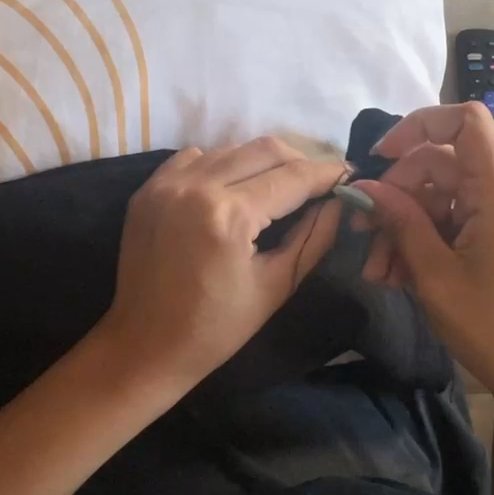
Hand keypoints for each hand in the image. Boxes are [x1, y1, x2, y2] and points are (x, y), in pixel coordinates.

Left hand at [97, 137, 345, 386]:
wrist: (144, 345)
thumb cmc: (216, 328)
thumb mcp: (276, 287)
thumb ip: (313, 238)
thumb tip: (339, 203)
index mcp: (230, 216)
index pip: (293, 178)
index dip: (327, 174)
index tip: (349, 175)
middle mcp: (196, 187)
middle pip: (265, 150)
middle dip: (299, 162)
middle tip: (317, 184)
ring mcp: (167, 184)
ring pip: (231, 149)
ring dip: (261, 162)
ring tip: (277, 187)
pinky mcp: (148, 189)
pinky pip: (195, 157)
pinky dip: (221, 164)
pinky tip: (231, 189)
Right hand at [350, 103, 493, 410]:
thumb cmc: (491, 328)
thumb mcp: (434, 275)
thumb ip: (399, 221)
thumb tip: (362, 186)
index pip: (466, 121)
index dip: (419, 125)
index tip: (381, 157)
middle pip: (442, 166)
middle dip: (396, 195)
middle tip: (361, 232)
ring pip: (443, 198)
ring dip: (405, 226)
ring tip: (377, 271)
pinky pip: (457, 221)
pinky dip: (425, 240)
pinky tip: (397, 275)